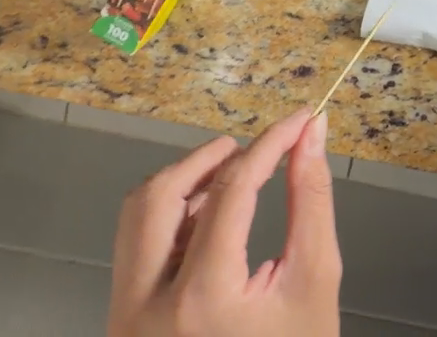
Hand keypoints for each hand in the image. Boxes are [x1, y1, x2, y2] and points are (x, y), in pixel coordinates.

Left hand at [108, 108, 341, 336]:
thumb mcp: (315, 279)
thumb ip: (311, 200)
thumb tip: (311, 135)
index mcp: (202, 297)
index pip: (232, 189)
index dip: (270, 142)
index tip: (300, 119)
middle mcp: (145, 307)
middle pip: (158, 197)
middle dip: (208, 157)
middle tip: (253, 148)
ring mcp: (123, 319)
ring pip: (136, 220)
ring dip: (184, 185)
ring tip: (233, 179)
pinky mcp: (121, 323)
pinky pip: (137, 249)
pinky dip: (172, 218)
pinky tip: (211, 219)